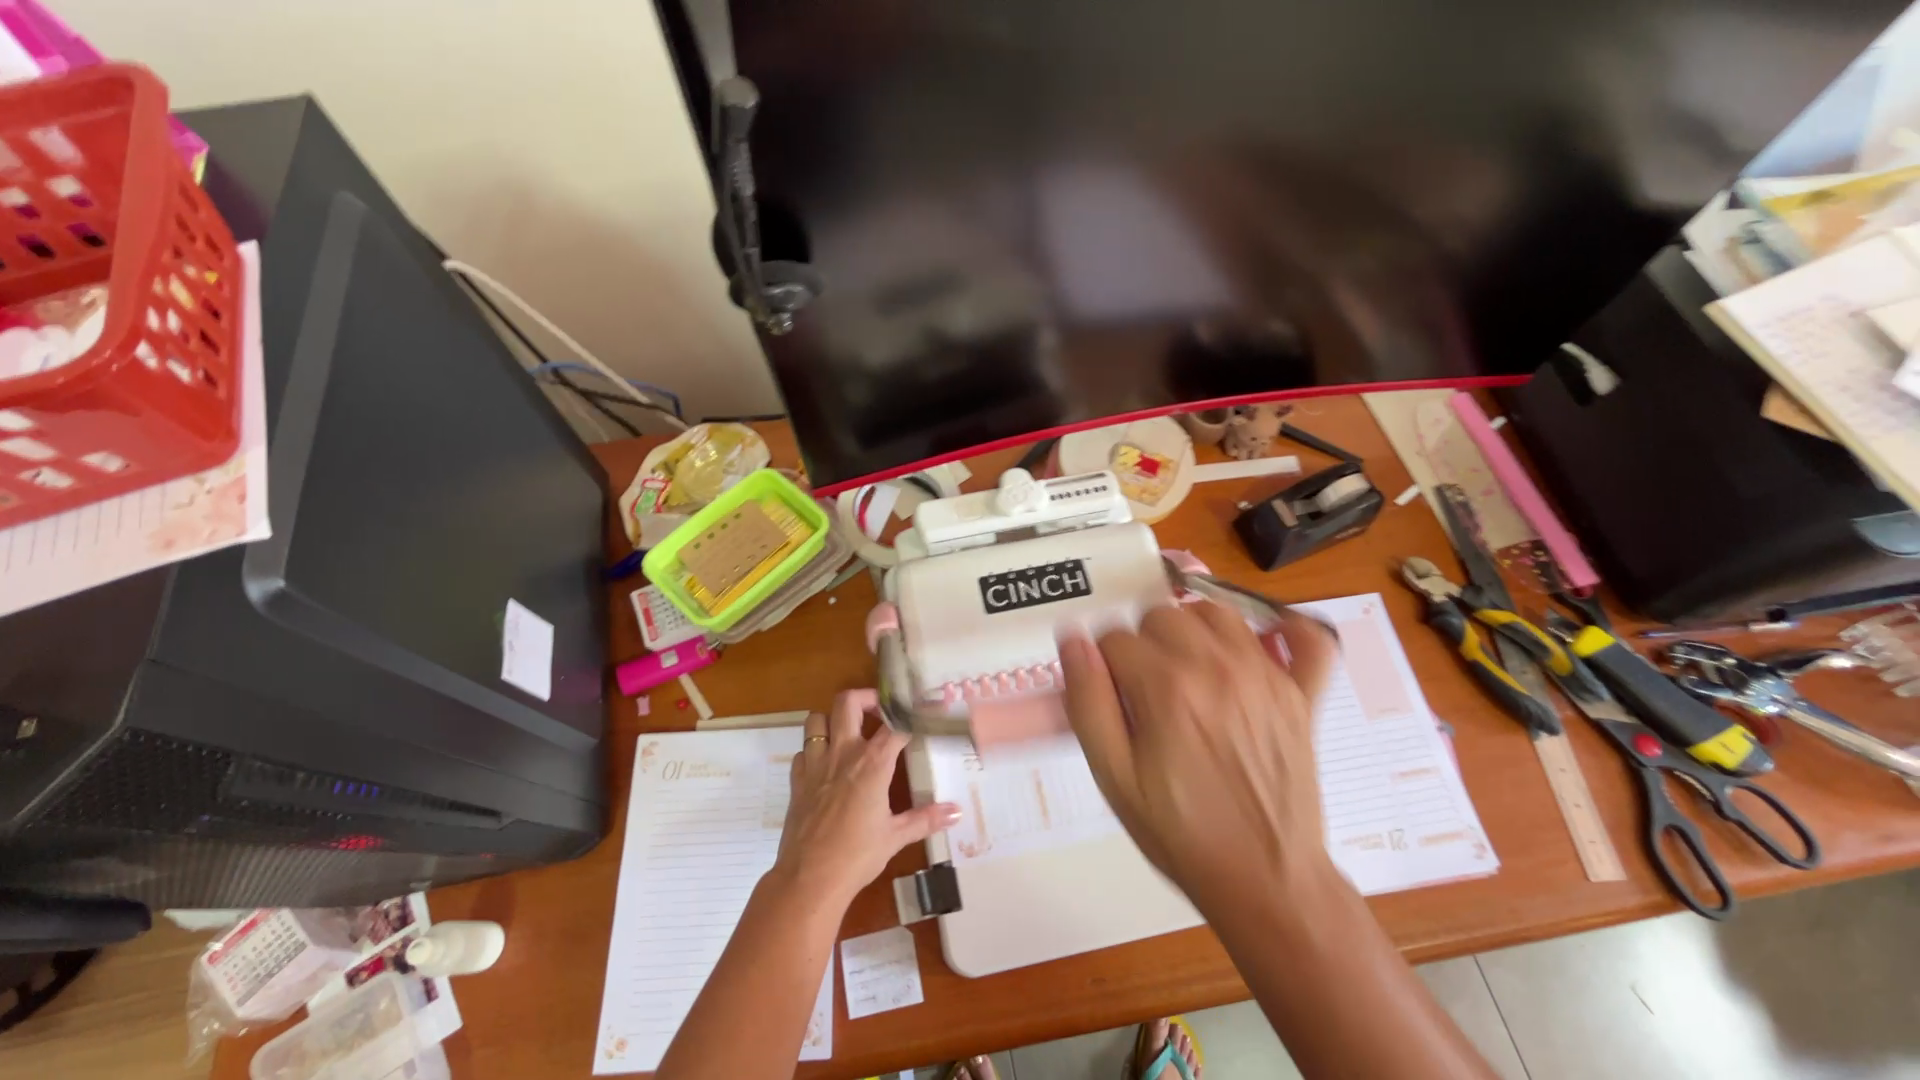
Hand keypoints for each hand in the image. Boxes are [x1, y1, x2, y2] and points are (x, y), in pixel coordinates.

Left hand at [773, 689, 961, 905]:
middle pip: (848, 702)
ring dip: (833, 720)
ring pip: (816, 719)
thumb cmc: (857, 856)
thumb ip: (926, 819)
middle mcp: (842, 755)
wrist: (809, 879)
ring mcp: (815, 765)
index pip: (896, 724)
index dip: (912, 712)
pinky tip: (826, 768)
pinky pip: (802, 751)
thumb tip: (956, 812)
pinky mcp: (796, 781)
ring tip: (849, 734)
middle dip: (866, 698)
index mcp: (872, 765)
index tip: (925, 709)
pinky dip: (814, 751)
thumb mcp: (895, 837)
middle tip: (881, 713)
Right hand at [1058, 602, 1337, 906]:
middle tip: (1143, 693)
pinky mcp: (1302, 694)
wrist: (1264, 879)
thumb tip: (1074, 641)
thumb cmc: (1180, 833)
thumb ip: (1089, 702)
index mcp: (1167, 687)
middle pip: (1162, 615)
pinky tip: (1261, 645)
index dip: (1102, 667)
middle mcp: (1218, 666)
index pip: (1114, 638)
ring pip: (1217, 612)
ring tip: (1187, 671)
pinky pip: (1307, 637)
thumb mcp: (1114, 778)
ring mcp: (1267, 676)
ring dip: (1193, 629)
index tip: (1110, 700)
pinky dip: (1286, 629)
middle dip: (1142, 645)